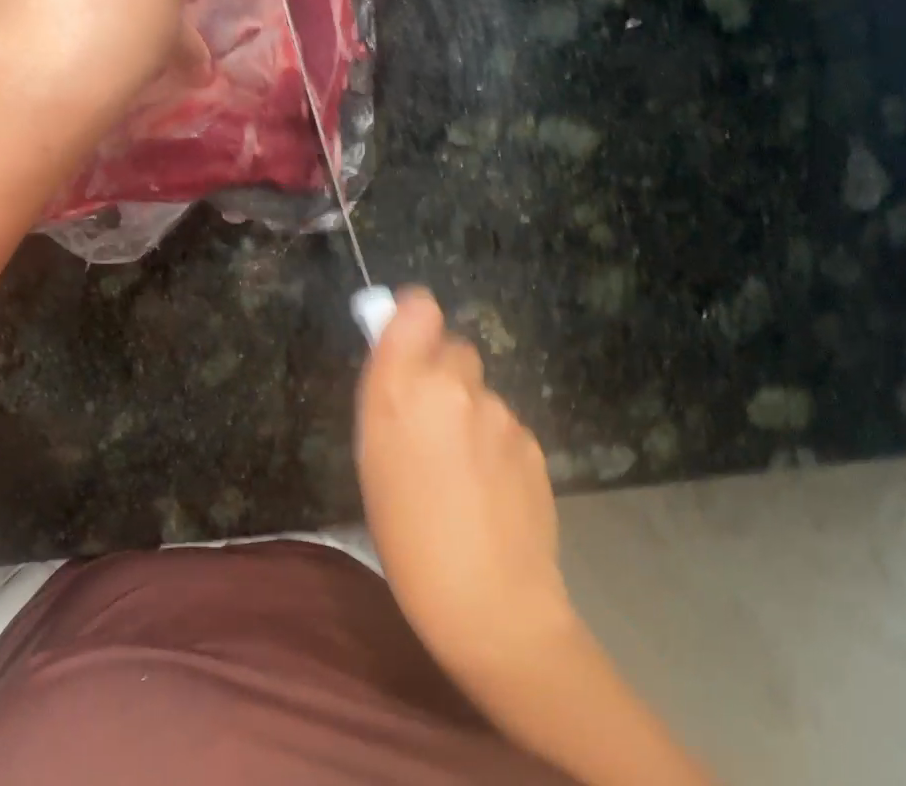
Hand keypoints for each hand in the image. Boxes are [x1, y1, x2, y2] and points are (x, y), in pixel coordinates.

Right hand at [356, 289, 574, 673]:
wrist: (486, 597)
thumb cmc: (403, 533)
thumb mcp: (371, 457)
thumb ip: (387, 396)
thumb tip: (400, 359)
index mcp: (402, 387)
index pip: (419, 309)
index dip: (411, 319)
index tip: (403, 344)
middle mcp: (454, 387)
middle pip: (452, 348)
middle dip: (439, 373)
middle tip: (425, 424)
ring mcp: (502, 413)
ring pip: (479, 392)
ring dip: (466, 413)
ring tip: (456, 470)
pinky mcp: (533, 442)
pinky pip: (504, 425)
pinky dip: (492, 443)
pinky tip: (486, 489)